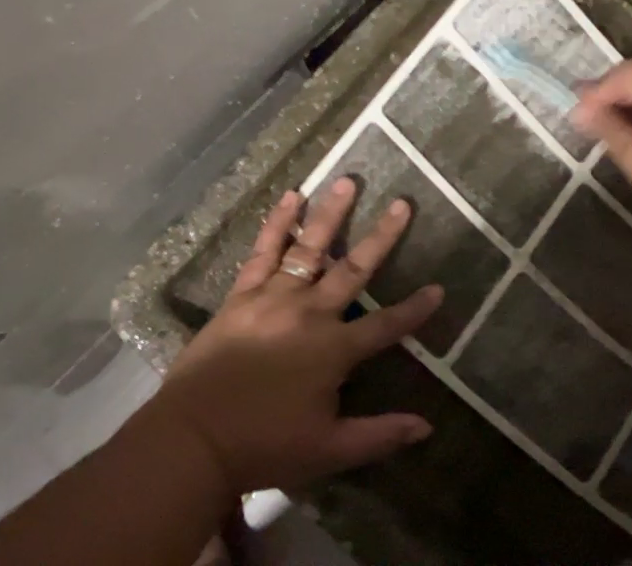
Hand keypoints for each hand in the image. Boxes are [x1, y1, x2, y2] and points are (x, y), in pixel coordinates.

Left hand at [143, 178, 442, 496]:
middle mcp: (309, 314)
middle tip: (402, 203)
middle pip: (353, 270)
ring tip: (347, 181)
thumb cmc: (264, 445)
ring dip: (331, 215)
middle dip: (382, 237)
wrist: (193, 439)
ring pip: (309, 249)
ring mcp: (274, 299)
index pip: (386, 325)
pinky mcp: (242, 296)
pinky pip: (263, 252)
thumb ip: (379, 435)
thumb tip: (426, 426)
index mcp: (334, 349)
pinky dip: (277, 224)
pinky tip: (290, 197)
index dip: (415, 309)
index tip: (438, 288)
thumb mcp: (329, 449)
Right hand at [571, 60, 631, 217]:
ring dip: (616, 97)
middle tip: (577, 110)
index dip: (598, 91)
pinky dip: (631, 104)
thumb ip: (606, 126)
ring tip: (590, 115)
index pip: (630, 76)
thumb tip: (574, 110)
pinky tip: (613, 118)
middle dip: (605, 91)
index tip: (573, 110)